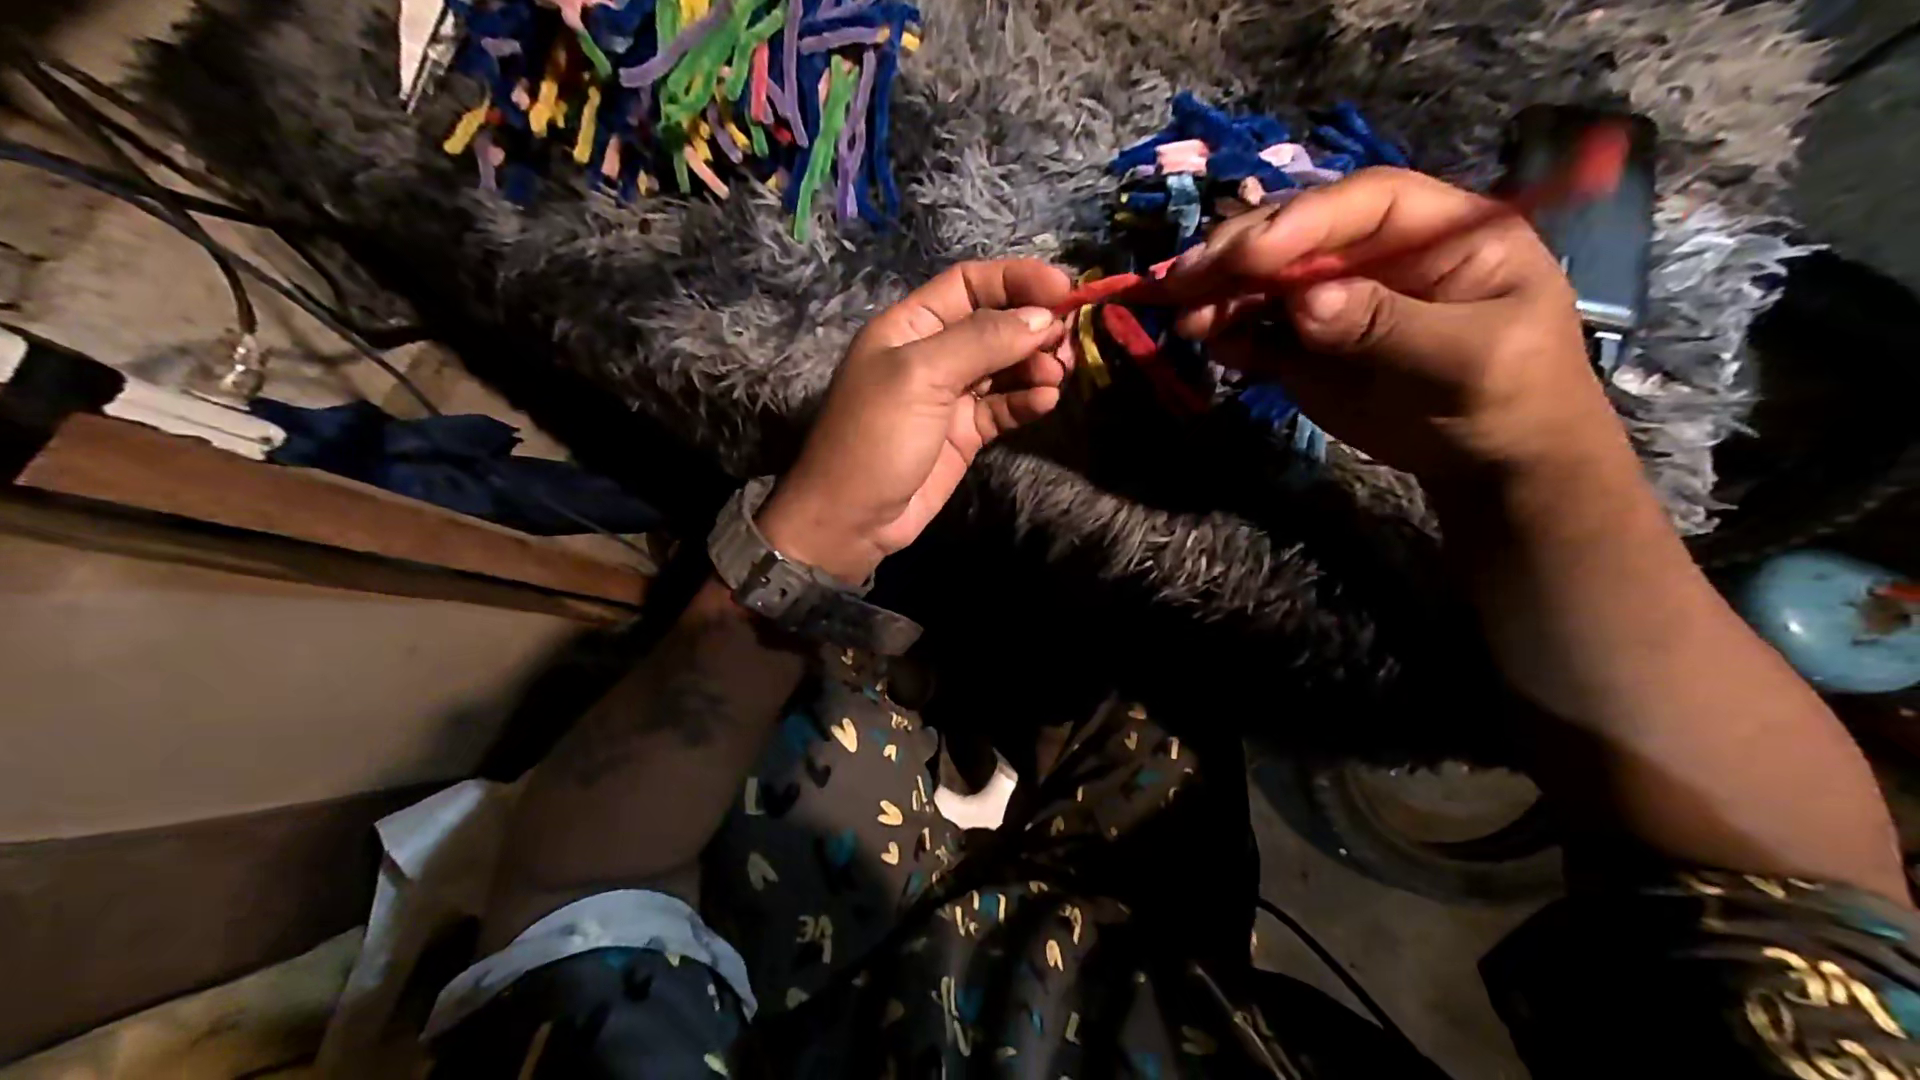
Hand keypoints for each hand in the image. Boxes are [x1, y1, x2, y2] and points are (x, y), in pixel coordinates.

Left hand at [756, 259, 1072, 582]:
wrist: (852, 519)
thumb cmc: (875, 436)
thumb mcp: (921, 376)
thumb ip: (981, 341)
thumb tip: (1042, 317)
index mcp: (911, 326)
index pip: (969, 284)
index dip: (1016, 280)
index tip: (1063, 290)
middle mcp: (934, 354)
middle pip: (995, 324)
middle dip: (1033, 327)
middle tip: (1065, 343)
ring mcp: (951, 396)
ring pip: (1006, 366)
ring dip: (1035, 365)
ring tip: (1056, 375)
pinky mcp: (966, 433)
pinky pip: (1005, 407)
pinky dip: (1027, 401)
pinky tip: (1044, 401)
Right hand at [1160, 167, 1620, 480]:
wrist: (1488, 457)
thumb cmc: (1509, 394)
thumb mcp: (1470, 356)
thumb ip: (1389, 323)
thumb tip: (1305, 301)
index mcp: (1437, 229)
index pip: (1363, 204)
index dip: (1301, 221)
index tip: (1247, 256)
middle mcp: (1375, 254)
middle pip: (1297, 235)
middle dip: (1237, 253)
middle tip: (1181, 276)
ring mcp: (1333, 299)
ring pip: (1265, 282)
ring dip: (1219, 296)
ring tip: (1184, 319)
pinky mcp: (1303, 345)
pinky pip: (1258, 333)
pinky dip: (1230, 337)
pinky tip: (1212, 345)